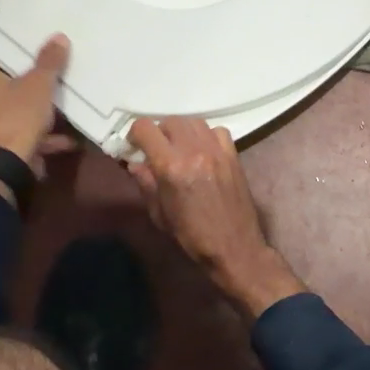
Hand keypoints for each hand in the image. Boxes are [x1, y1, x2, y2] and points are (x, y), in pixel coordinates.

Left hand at [0, 11, 72, 170]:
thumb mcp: (38, 86)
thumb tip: (59, 37)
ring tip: (42, 94)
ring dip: (20, 101)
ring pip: (2, 103)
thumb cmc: (16, 116)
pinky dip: (40, 134)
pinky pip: (20, 130)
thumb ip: (49, 63)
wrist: (8, 164)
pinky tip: (66, 139)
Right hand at [125, 116, 305, 317]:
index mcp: (171, 167)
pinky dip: (206, 136)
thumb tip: (135, 164)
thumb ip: (146, 184)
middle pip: (170, 121)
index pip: (146, 129)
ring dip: (182, 132)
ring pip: (194, 122)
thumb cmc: (193, 238)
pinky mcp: (233, 156)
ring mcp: (217, 151)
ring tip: (180, 149)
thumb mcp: (160, 215)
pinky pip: (217, 131)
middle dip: (159, 133)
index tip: (135, 146)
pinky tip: (203, 152)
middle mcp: (194, 151)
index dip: (135, 134)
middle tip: (158, 150)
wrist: (234, 248)